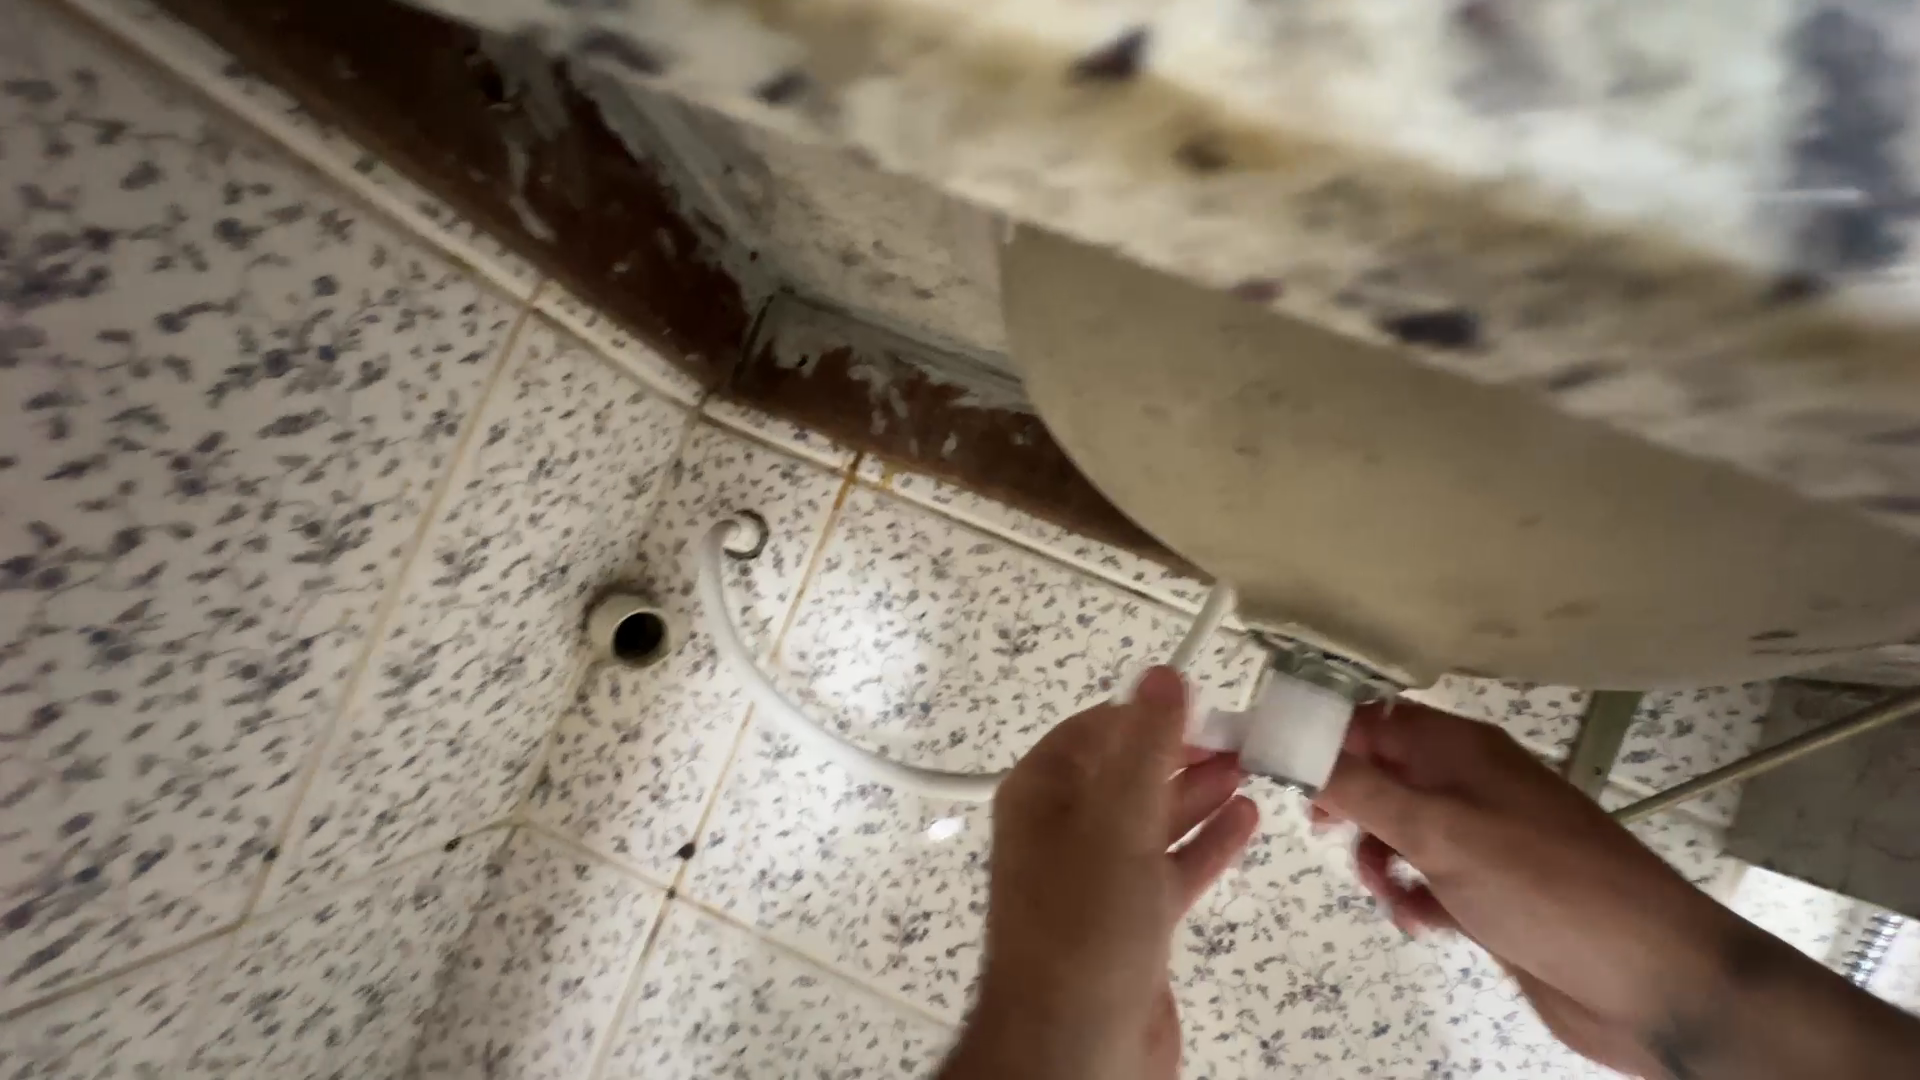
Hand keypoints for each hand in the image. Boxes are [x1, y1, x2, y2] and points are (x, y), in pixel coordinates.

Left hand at [941, 666, 1258, 1079]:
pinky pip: (1169, 864)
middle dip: (1179, 752)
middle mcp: (1064, 826)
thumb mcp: (1117, 820)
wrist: (1075, 1047)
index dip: (1148, 713)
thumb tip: (1162, 673)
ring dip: (1196, 792)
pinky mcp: (1129, 917)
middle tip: (1237, 737)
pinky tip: (1242, 821)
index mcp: (1043, 792)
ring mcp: (1096, 873)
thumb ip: (1144, 745)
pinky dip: (1204, 842)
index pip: (1096, 730)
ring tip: (1247, 768)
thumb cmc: (1086, 922)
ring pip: (1151, 817)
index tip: (1201, 705)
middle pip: (1127, 771)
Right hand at [1311, 700, 1732, 1073]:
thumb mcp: (1437, 831)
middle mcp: (1466, 783)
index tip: (1278, 764)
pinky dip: (1411, 893)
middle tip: (1323, 830)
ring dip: (1376, 857)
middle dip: (1346, 805)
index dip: (1322, 736)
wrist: (1659, 985)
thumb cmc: (1544, 885)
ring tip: (1388, 890)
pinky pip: (1424, 874)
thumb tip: (1288, 744)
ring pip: (1395, 828)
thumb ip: (1355, 788)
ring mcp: (1480, 836)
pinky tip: (1421, 920)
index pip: (1370, 719)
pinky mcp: (1489, 886)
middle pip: (1377, 774)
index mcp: (1458, 749)